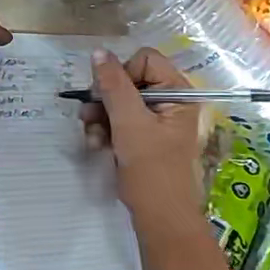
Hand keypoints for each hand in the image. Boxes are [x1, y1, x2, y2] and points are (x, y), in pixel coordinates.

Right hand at [80, 48, 203, 219]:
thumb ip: (113, 85)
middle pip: (128, 80)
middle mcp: (170, 102)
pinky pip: (117, 119)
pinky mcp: (143, 136)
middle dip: (105, 99)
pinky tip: (98, 144)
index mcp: (178, 93)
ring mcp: (156, 120)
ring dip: (100, 117)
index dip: (122, 75)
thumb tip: (98, 53)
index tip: (109, 97)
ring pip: (117, 101)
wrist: (160, 216)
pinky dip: (104, 129)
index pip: (144, 61)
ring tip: (94, 136)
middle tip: (90, 117)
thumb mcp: (129, 123)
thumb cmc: (151, 168)